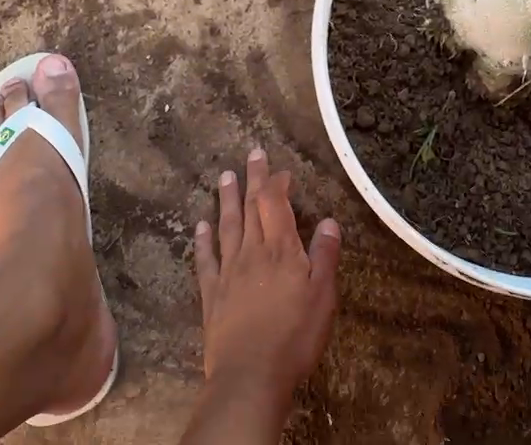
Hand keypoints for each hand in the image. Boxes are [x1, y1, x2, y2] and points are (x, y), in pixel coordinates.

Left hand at [195, 148, 340, 395]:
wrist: (250, 376)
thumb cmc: (294, 335)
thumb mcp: (323, 295)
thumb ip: (325, 255)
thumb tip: (329, 220)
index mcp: (281, 250)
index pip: (276, 204)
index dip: (277, 183)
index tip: (282, 170)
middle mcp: (252, 252)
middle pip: (251, 207)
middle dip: (254, 179)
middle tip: (252, 154)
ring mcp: (228, 272)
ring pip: (227, 226)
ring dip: (228, 200)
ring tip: (225, 177)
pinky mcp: (212, 294)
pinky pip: (206, 259)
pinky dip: (203, 240)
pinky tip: (201, 225)